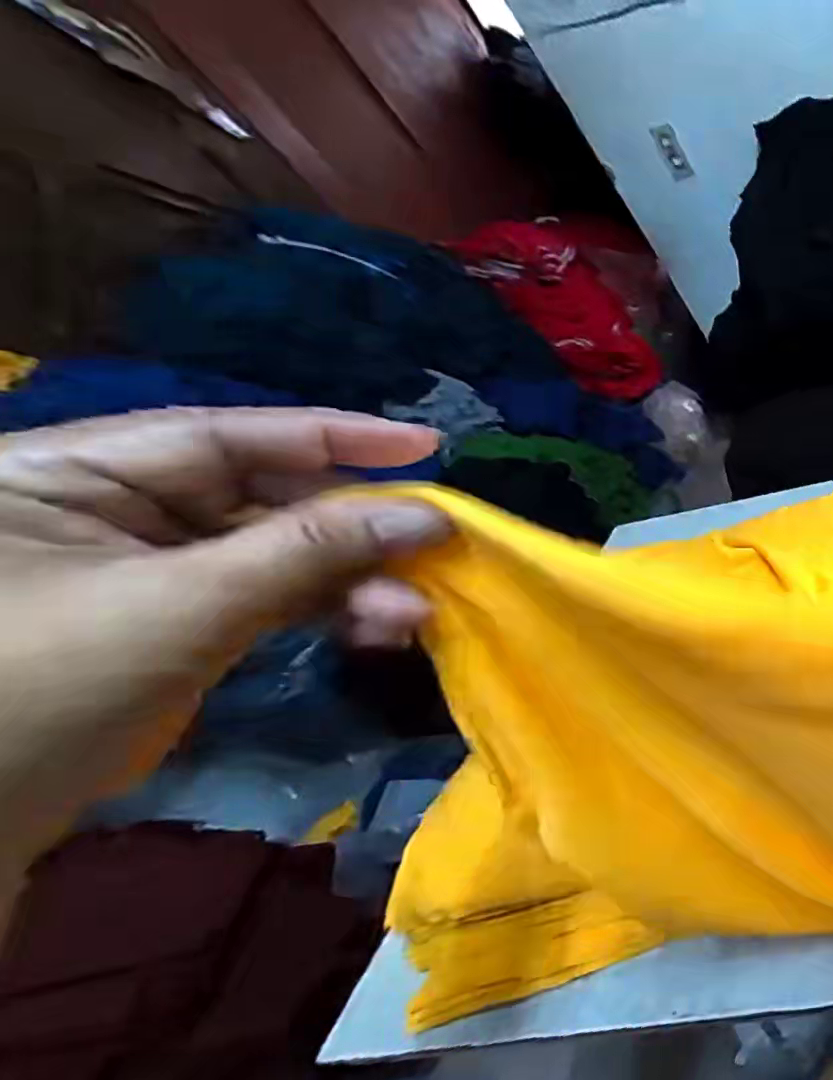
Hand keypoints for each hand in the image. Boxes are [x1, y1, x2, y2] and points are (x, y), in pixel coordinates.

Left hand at [0, 408, 450, 895]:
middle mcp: (108, 512)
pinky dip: (333, 611)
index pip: (222, 436)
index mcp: (66, 478)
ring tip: (413, 613)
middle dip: (357, 531)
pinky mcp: (181, 620)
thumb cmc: (36, 689)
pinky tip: (381, 629)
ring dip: (357, 582)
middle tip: (437, 548)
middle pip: (266, 498)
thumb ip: (313, 550)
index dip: (333, 437)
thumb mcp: (184, 605)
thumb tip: (432, 516)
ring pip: (284, 554)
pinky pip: (277, 597)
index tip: (428, 446)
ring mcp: (148, 570)